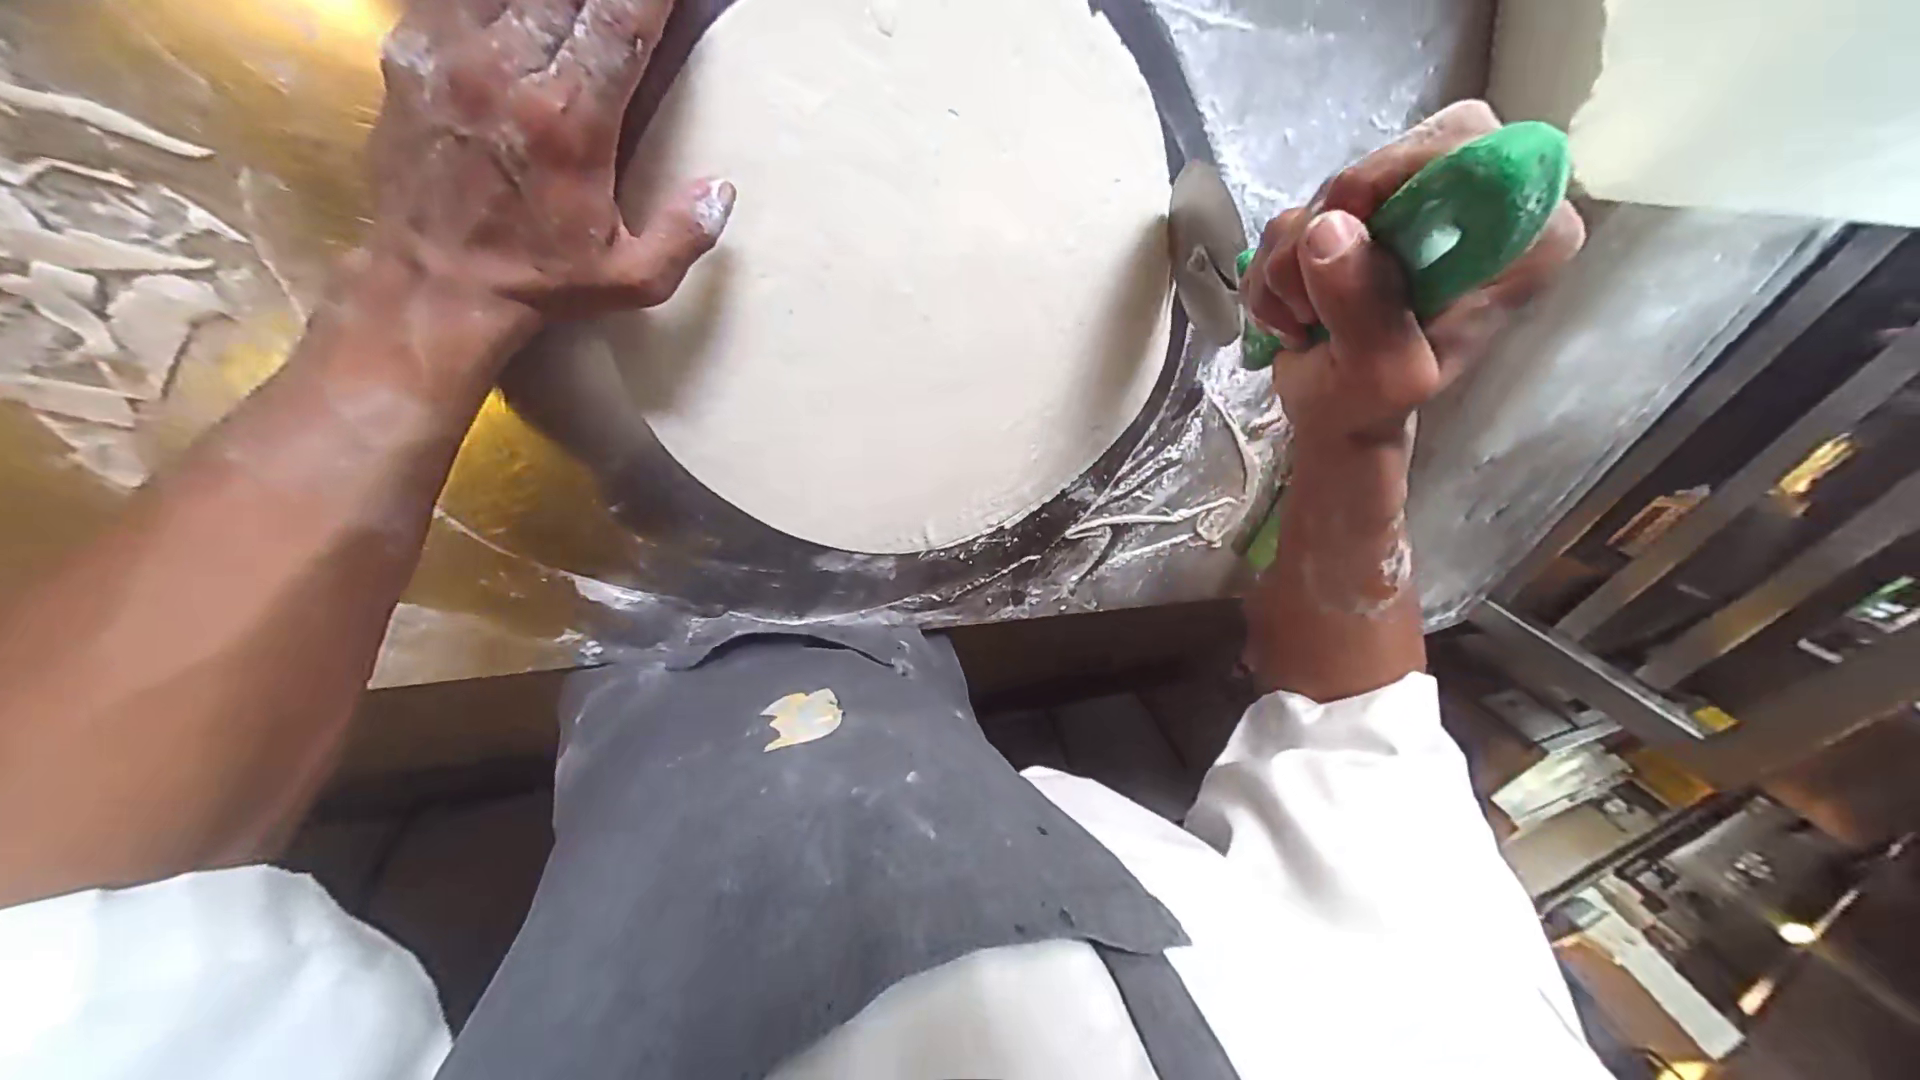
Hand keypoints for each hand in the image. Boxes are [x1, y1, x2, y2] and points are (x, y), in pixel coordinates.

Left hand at [370, 0, 732, 322]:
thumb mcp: (635, 279)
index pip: (621, 27)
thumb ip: (685, 235)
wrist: (437, 283)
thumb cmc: (544, 281)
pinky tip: (529, 12)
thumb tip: (723, 188)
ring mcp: (452, 53)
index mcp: (572, 124)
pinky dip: (502, 0)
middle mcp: (509, 71)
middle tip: (634, 3)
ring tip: (587, 7)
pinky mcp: (413, 53)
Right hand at [1242, 100, 1583, 447]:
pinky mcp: (1340, 231)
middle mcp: (1458, 212)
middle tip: (1312, 300)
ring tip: (1301, 322)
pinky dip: (1268, 276)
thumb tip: (1324, 230)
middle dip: (1325, 231)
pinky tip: (1286, 316)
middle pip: (1382, 163)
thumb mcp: (1383, 373)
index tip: (1348, 225)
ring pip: (1319, 200)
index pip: (1469, 144)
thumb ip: (1366, 306)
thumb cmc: (1373, 406)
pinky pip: (1283, 228)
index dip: (1399, 170)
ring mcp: (1390, 218)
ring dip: (1287, 266)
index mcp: (1513, 235)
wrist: (1335, 419)